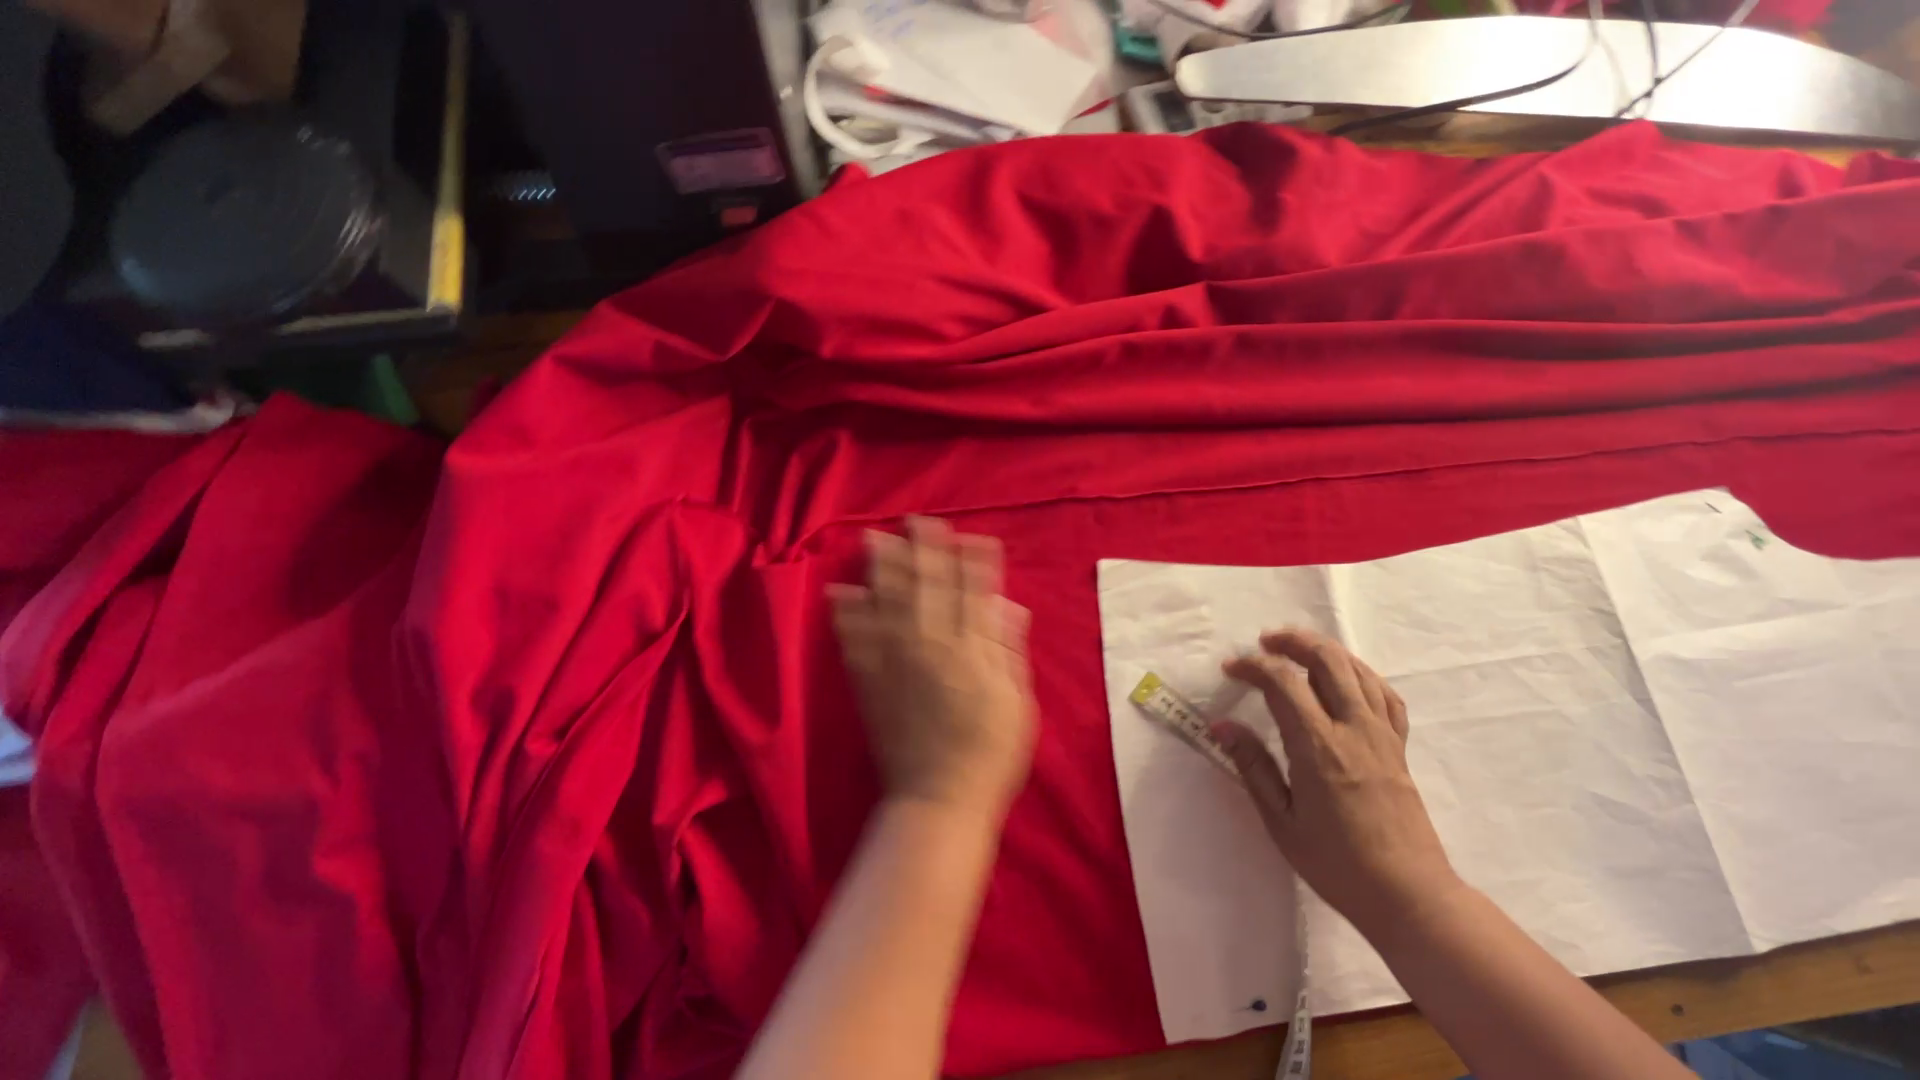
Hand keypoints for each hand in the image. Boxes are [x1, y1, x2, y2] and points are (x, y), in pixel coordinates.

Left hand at [830, 518, 1036, 819]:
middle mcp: (930, 646)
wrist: (938, 800)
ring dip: (880, 569)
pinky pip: (855, 640)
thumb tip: (1006, 606)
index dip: (969, 559)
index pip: (971, 592)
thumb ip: (1007, 652)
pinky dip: (846, 614)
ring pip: (887, 604)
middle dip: (921, 551)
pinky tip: (838, 592)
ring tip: (873, 539)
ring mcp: (895, 663)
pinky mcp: (869, 683)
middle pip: (925, 588)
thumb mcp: (1017, 704)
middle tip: (914, 520)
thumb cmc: (991, 755)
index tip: (967, 533)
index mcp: (971, 651)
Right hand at [1216, 629, 1461, 933]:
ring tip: (1299, 650)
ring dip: (1325, 651)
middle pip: (1327, 661)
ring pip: (1358, 671)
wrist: (1407, 894)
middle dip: (1293, 642)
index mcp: (1318, 747)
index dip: (1253, 667)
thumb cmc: (1335, 864)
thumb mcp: (1280, 821)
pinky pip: (1384, 695)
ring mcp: (1383, 736)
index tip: (1231, 669)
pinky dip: (1361, 675)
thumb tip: (1222, 726)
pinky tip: (1347, 679)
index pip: (1283, 683)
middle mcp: (1354, 729)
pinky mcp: (1399, 748)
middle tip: (1265, 642)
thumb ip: (1253, 767)